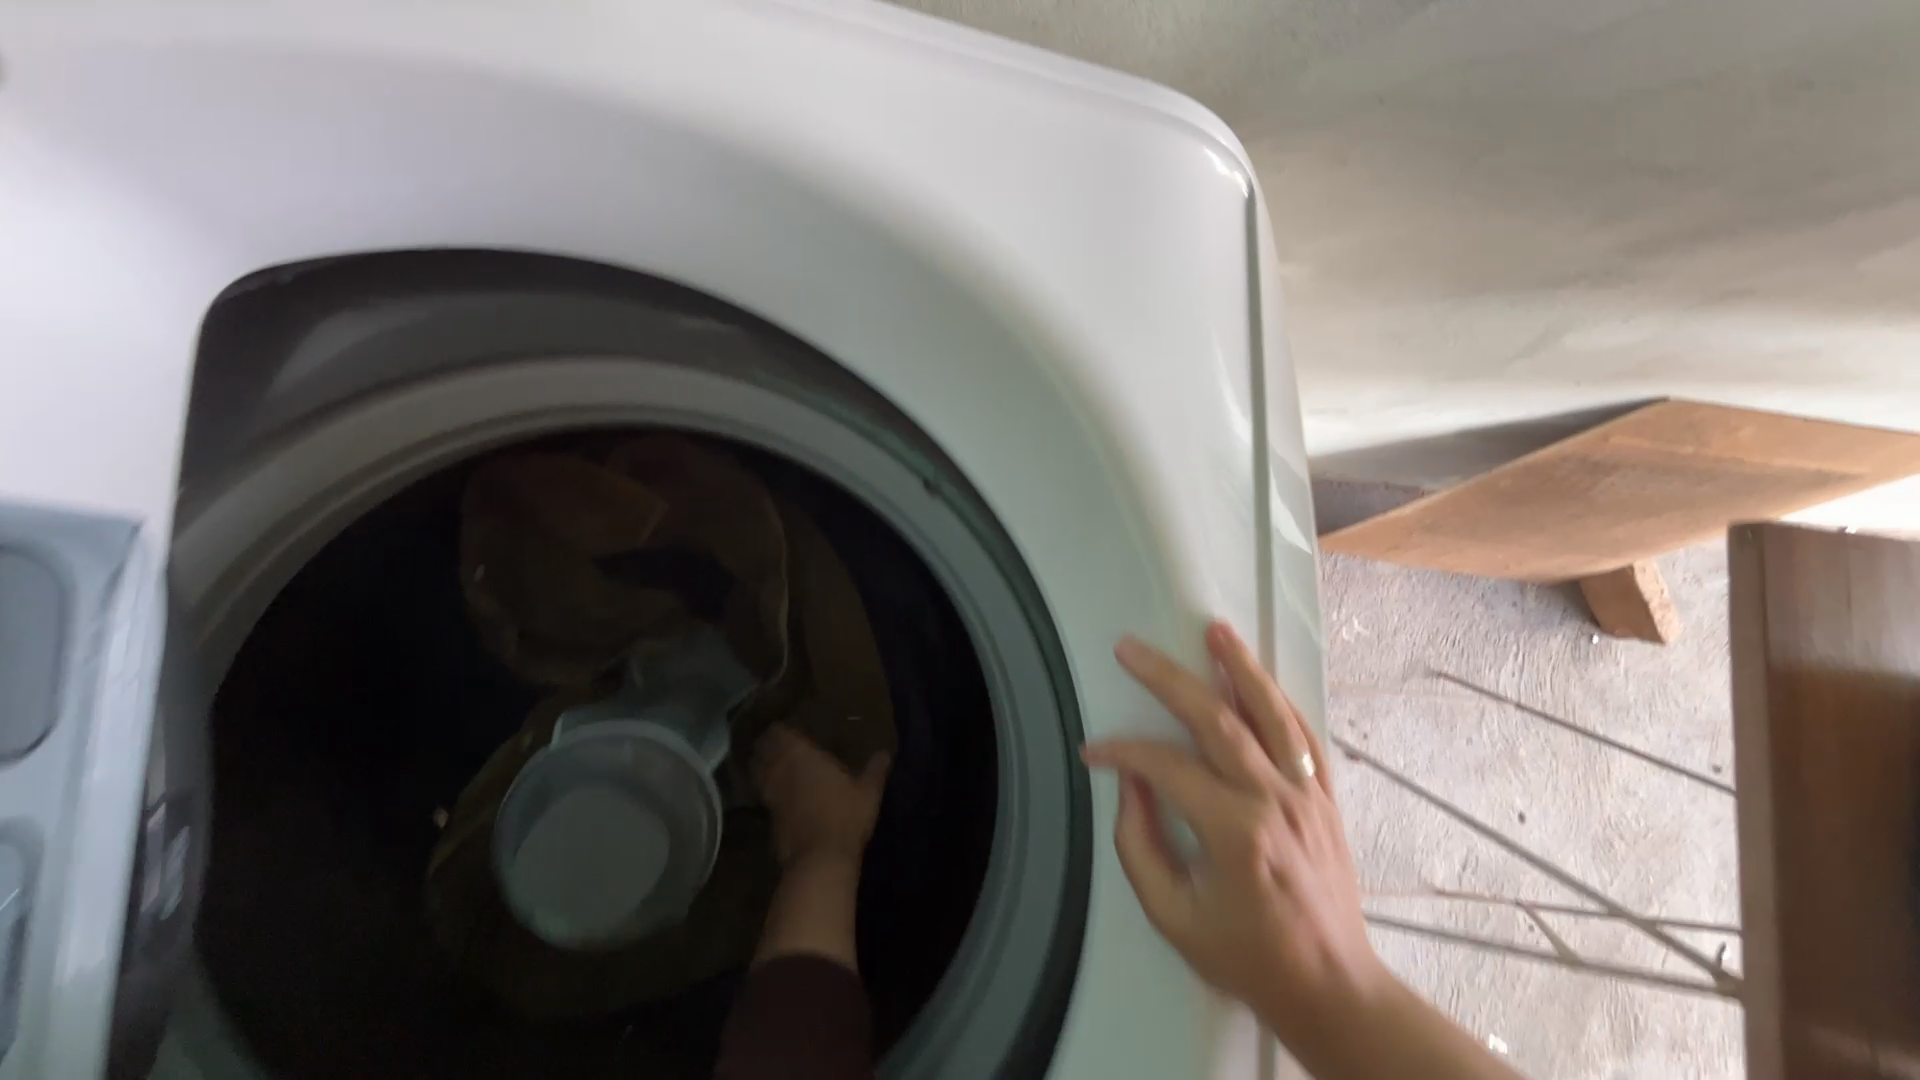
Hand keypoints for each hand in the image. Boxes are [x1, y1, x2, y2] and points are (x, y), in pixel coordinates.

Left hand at [752, 724, 890, 869]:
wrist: (820, 860)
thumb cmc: (846, 816)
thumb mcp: (869, 792)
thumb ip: (875, 770)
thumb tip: (885, 753)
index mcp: (801, 755)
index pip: (779, 733)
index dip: (779, 730)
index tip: (785, 727)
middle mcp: (780, 770)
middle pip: (762, 751)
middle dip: (766, 745)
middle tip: (775, 743)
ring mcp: (770, 796)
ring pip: (756, 773)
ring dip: (760, 767)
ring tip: (769, 764)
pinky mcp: (768, 819)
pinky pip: (762, 796)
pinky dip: (764, 791)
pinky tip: (775, 794)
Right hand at [1081, 621, 1388, 1046]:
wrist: (1331, 988)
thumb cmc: (1248, 957)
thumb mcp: (1172, 915)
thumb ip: (1139, 845)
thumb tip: (1130, 785)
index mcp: (1235, 831)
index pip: (1166, 766)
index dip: (1122, 751)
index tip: (1094, 751)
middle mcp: (1274, 800)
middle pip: (1215, 719)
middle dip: (1167, 678)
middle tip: (1131, 649)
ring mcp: (1306, 794)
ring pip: (1270, 713)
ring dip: (1239, 667)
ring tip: (1214, 630)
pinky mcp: (1325, 798)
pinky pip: (1303, 736)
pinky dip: (1279, 702)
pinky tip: (1259, 680)